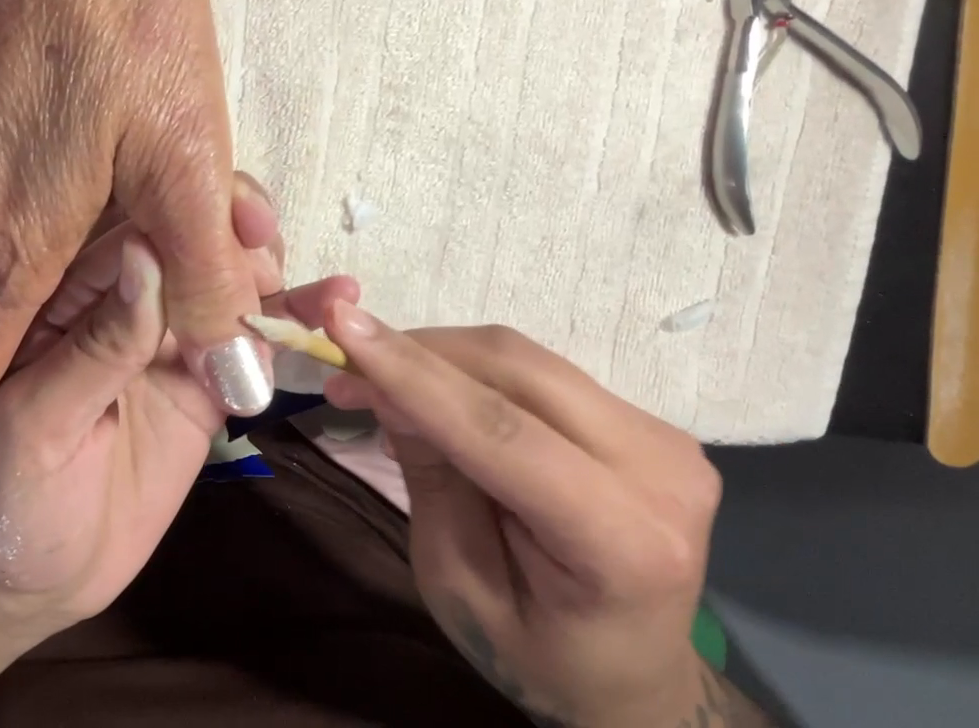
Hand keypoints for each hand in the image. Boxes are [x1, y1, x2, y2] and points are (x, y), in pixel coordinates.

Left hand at [0, 231, 358, 631]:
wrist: (42, 576)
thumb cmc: (13, 497)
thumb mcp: (39, 420)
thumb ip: (96, 346)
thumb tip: (148, 255)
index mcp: (60, 301)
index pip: (121, 240)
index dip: (172, 217)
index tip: (229, 209)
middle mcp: (116, 307)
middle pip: (178, 251)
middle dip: (229, 235)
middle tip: (271, 241)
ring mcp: (163, 344)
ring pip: (220, 291)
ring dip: (268, 279)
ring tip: (322, 286)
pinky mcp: (200, 384)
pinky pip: (246, 349)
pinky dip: (286, 331)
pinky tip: (328, 315)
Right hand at [323, 310, 727, 727]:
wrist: (632, 677)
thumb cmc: (534, 648)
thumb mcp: (457, 580)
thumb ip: (429, 477)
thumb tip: (382, 386)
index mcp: (622, 540)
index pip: (502, 432)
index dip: (415, 374)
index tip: (340, 323)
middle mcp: (660, 472)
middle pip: (516, 372)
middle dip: (415, 352)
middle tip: (340, 361)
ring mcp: (662, 438)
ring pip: (521, 357)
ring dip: (434, 355)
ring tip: (370, 376)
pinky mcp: (642, 419)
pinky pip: (534, 370)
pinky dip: (465, 368)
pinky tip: (425, 390)